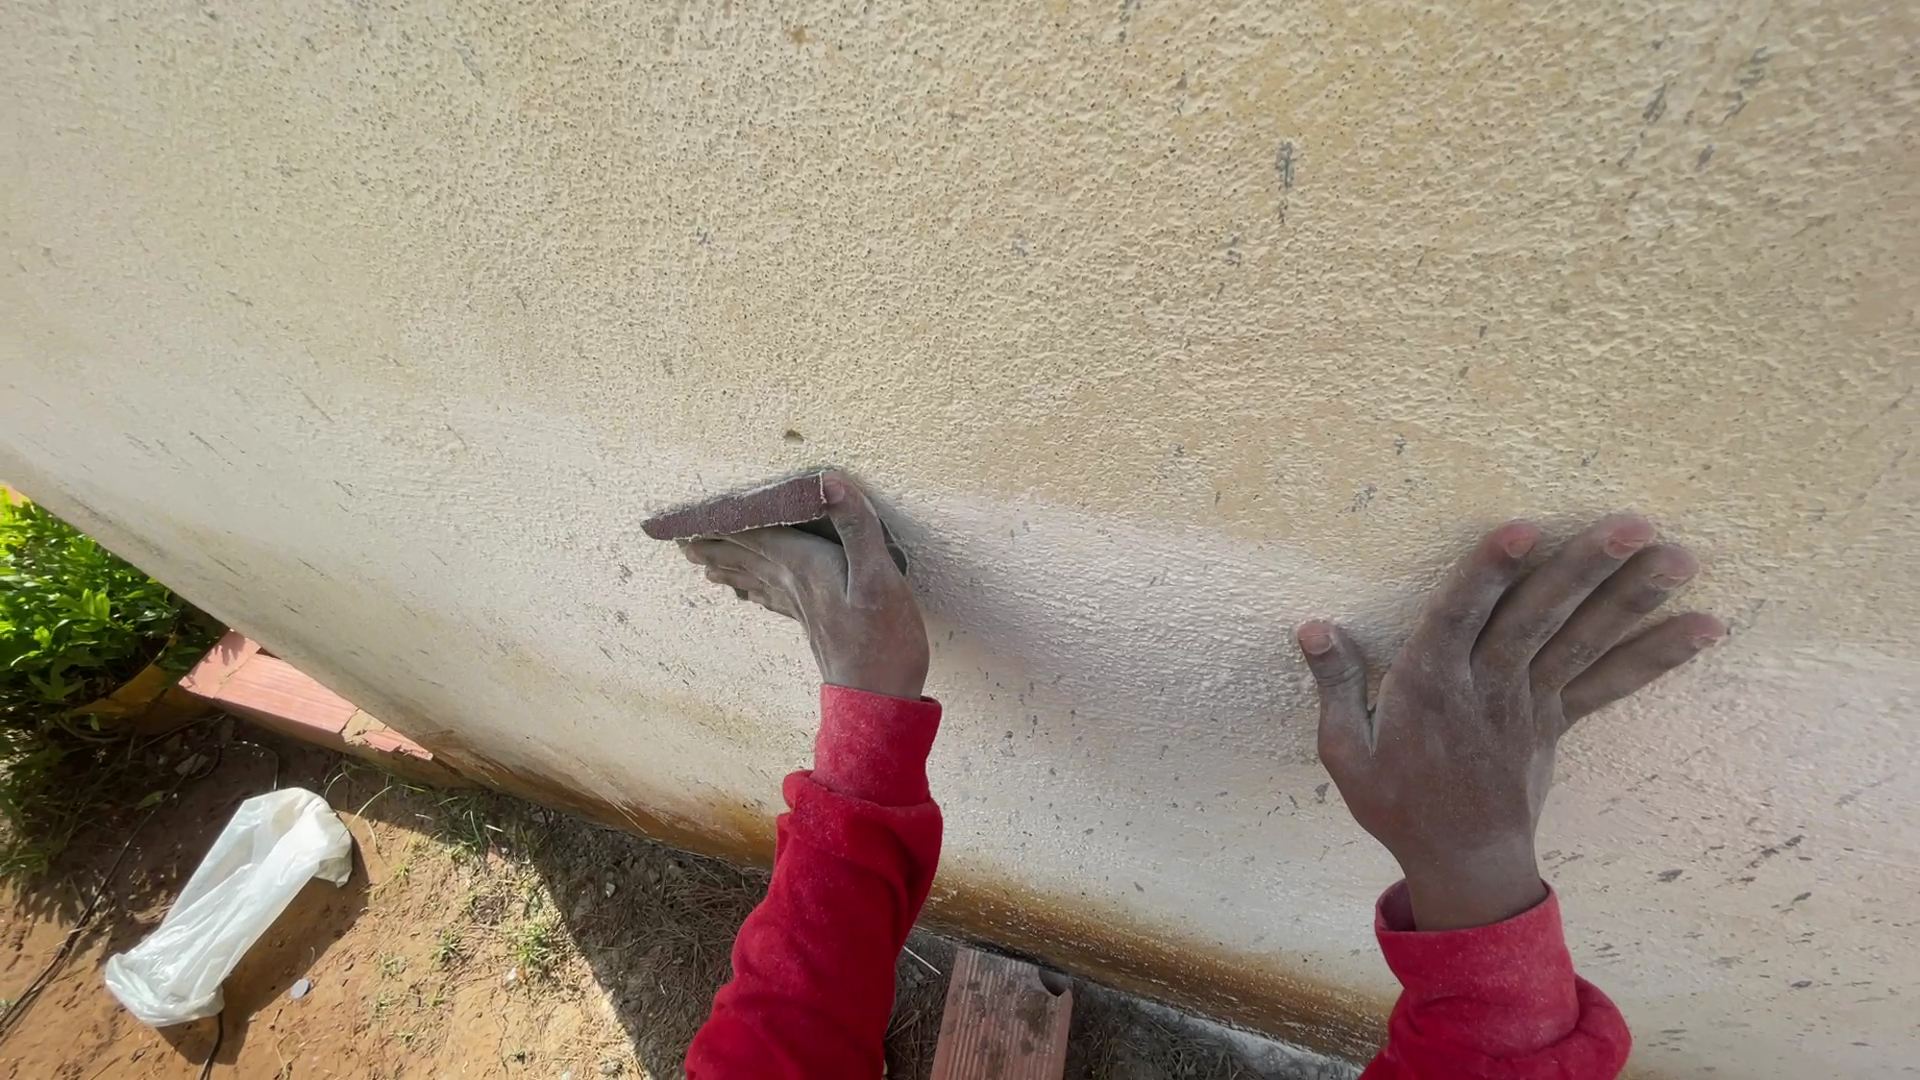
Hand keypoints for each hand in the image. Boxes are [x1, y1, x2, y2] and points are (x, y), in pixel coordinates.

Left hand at [682, 472, 928, 700]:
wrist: (880, 699)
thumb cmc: (884, 640)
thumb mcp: (879, 576)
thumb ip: (856, 527)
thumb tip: (830, 481)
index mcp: (806, 568)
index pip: (755, 536)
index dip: (723, 522)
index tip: (688, 515)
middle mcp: (796, 586)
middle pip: (747, 558)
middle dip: (715, 545)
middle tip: (680, 538)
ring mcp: (803, 608)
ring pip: (755, 579)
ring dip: (728, 567)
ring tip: (701, 563)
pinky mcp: (815, 626)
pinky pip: (774, 600)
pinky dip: (755, 591)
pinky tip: (750, 595)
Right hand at [1298, 516, 1725, 929]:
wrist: (1464, 863)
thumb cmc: (1394, 801)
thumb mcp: (1343, 749)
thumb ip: (1334, 684)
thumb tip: (1313, 626)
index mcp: (1429, 688)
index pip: (1458, 618)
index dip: (1487, 573)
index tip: (1522, 530)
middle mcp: (1486, 688)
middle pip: (1535, 620)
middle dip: (1582, 571)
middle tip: (1632, 525)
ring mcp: (1530, 705)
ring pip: (1580, 643)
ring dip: (1629, 598)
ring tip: (1676, 556)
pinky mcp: (1556, 723)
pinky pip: (1609, 685)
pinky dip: (1656, 655)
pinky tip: (1703, 625)